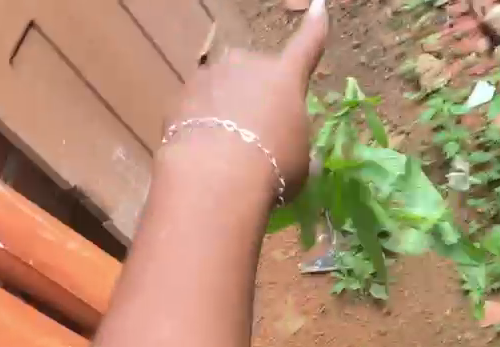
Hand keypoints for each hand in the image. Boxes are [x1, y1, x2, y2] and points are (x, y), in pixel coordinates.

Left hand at [162, 0, 329, 203]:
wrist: (218, 176)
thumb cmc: (273, 169)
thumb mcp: (300, 165)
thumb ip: (297, 147)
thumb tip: (294, 148)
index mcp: (285, 78)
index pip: (306, 47)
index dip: (315, 29)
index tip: (318, 6)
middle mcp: (247, 64)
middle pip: (255, 75)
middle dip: (257, 98)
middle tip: (258, 138)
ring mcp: (210, 75)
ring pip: (223, 89)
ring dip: (228, 111)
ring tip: (230, 152)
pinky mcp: (181, 95)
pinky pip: (198, 108)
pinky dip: (203, 126)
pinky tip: (206, 155)